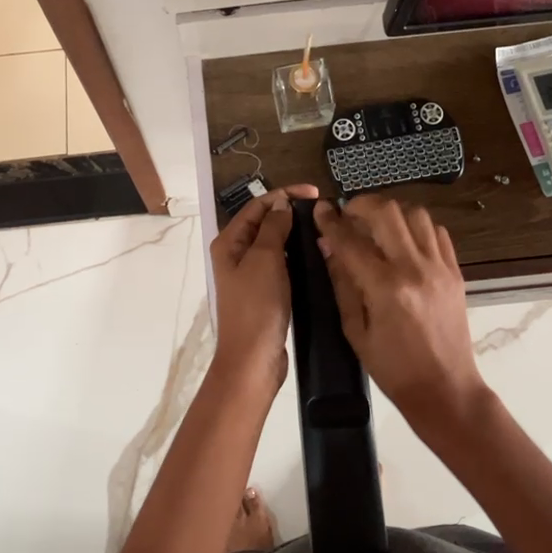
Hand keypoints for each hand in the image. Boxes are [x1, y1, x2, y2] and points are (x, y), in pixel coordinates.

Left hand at [210, 185, 318, 387]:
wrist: (253, 359)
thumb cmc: (256, 306)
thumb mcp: (265, 259)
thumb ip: (272, 227)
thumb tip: (281, 203)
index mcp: (229, 242)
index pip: (257, 205)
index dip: (284, 194)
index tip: (315, 193)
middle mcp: (235, 255)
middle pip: (264, 222)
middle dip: (290, 212)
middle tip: (322, 210)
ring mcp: (249, 275)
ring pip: (273, 244)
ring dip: (295, 234)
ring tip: (322, 229)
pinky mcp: (263, 292)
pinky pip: (280, 264)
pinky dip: (296, 255)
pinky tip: (315, 256)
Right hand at [314, 196, 486, 426]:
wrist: (445, 389)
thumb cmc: (393, 368)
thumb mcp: (355, 330)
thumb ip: (341, 282)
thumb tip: (328, 245)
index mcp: (385, 287)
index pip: (351, 240)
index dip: (330, 221)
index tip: (320, 210)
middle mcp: (414, 268)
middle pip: (387, 212)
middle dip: (361, 205)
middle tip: (348, 216)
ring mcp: (439, 267)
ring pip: (415, 214)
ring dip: (391, 213)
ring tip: (376, 226)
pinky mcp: (455, 272)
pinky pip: (437, 232)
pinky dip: (417, 227)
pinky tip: (404, 240)